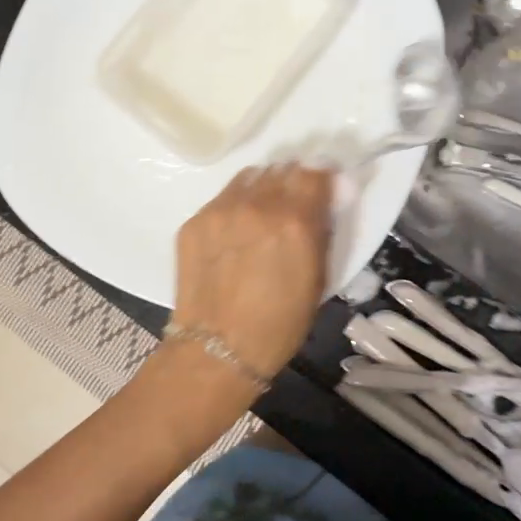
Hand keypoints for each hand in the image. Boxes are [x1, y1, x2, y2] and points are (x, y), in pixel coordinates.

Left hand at [172, 164, 334, 378]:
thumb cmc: (279, 324)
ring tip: (262, 214)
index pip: (315, 172)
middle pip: (282, 169)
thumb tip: (326, 201)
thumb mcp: (317, 278)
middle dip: (293, 182)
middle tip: (294, 202)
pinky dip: (235, 205)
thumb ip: (322, 231)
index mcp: (295, 220)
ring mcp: (221, 210)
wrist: (217, 351)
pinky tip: (235, 233)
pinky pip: (223, 197)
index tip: (324, 188)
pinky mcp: (195, 220)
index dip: (323, 177)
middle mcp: (258, 205)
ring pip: (251, 177)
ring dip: (263, 188)